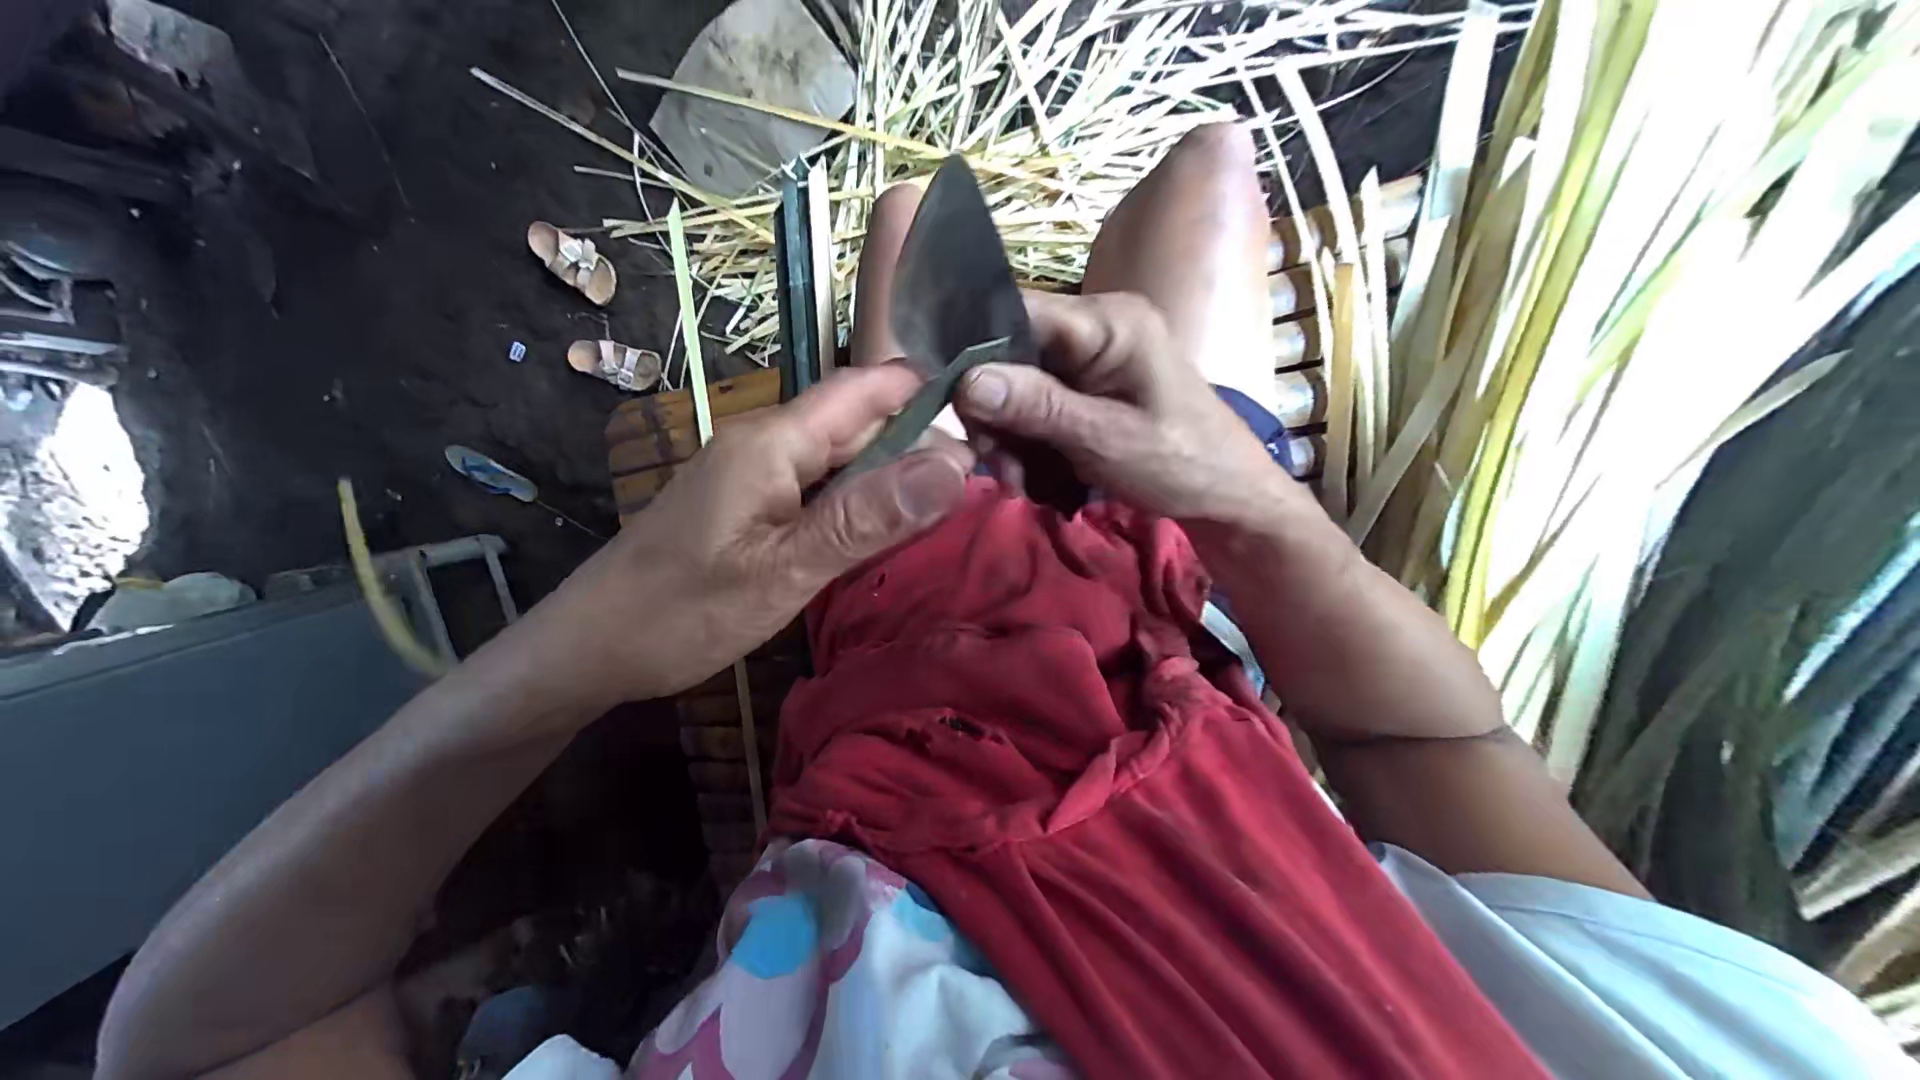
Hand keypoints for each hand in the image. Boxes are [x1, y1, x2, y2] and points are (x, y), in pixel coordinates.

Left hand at [510, 364, 974, 710]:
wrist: (589, 647)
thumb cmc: (679, 612)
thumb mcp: (783, 570)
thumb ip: (866, 518)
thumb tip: (953, 467)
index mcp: (774, 440)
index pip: (868, 389)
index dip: (930, 396)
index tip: (991, 429)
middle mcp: (769, 443)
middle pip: (862, 422)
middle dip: (925, 443)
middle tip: (990, 485)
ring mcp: (760, 475)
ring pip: (846, 458)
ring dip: (899, 476)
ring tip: (958, 507)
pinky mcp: (755, 506)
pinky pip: (824, 488)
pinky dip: (866, 502)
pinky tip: (894, 530)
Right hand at [955, 291, 1316, 531]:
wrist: (1227, 499)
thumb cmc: (1183, 464)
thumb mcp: (1108, 439)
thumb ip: (1039, 407)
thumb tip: (965, 382)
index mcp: (1108, 321)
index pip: (1016, 310)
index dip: (974, 351)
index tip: (951, 406)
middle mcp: (1093, 329)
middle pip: (1009, 353)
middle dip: (993, 413)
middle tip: (999, 467)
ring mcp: (1088, 361)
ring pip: (1014, 387)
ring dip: (1007, 438)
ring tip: (1020, 483)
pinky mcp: (1084, 392)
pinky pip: (1033, 408)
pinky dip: (1025, 444)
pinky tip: (1032, 478)